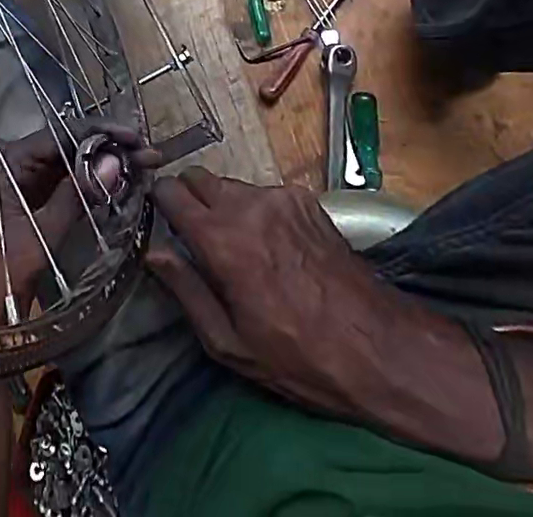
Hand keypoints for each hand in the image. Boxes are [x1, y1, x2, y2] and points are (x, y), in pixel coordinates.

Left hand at [0, 121, 160, 329]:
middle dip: (109, 149)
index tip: (136, 139)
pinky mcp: (34, 207)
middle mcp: (15, 165)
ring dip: (105, 166)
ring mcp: (25, 186)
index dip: (102, 133)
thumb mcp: (40, 236)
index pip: (60, 133)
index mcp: (7, 162)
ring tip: (144, 167)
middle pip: (68, 146)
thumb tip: (115, 161)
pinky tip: (122, 186)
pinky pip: (68, 187)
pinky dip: (93, 187)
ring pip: (71, 166)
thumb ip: (76, 196)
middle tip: (148, 155)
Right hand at [148, 170, 435, 422]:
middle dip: (189, 198)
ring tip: (239, 246)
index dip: (159, 202)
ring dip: (223, 205)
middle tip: (194, 234)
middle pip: (199, 177)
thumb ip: (185, 289)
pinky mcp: (307, 199)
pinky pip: (264, 193)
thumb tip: (154, 252)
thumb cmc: (298, 356)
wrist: (378, 347)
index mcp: (223, 240)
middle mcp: (249, 206)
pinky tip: (272, 244)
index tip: (158, 218)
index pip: (171, 191)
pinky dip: (256, 209)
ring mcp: (282, 197)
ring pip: (231, 184)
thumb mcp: (229, 342)